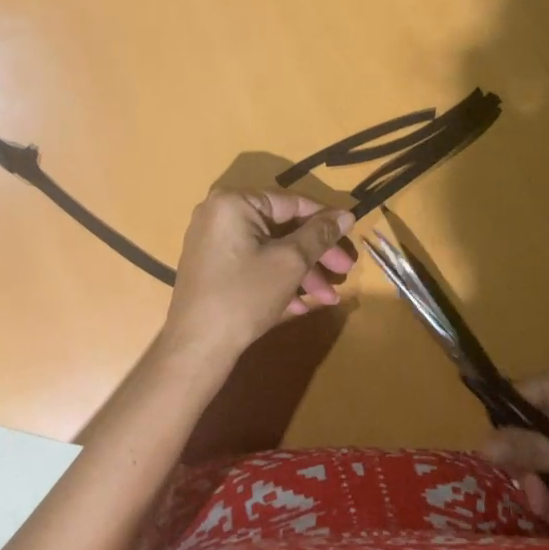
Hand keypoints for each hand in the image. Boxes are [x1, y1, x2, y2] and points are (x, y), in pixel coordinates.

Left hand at [163, 189, 356, 356]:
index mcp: (234, 203)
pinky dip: (277, 279)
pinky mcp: (212, 267)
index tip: (352, 234)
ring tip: (327, 298)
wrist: (196, 346)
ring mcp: (213, 242)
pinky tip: (300, 305)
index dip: (325, 220)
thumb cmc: (245, 295)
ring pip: (269, 249)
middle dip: (315, 253)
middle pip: (281, 227)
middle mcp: (219, 214)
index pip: (291, 202)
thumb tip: (346, 214)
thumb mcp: (290, 262)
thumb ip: (320, 234)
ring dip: (301, 272)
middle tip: (344, 271)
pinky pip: (252, 263)